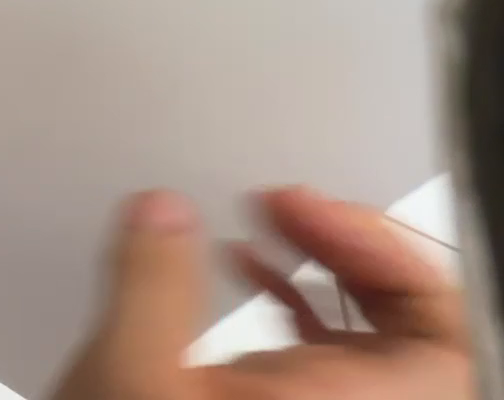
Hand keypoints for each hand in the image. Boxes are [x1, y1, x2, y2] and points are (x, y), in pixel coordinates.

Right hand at [50, 187, 469, 399]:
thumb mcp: (130, 372)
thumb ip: (150, 283)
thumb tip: (163, 208)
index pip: (445, 331)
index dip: (386, 252)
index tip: (299, 204)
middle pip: (424, 332)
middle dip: (357, 251)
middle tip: (284, 203)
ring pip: (383, 340)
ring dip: (331, 269)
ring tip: (268, 222)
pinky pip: (337, 354)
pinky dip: (302, 299)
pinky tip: (248, 267)